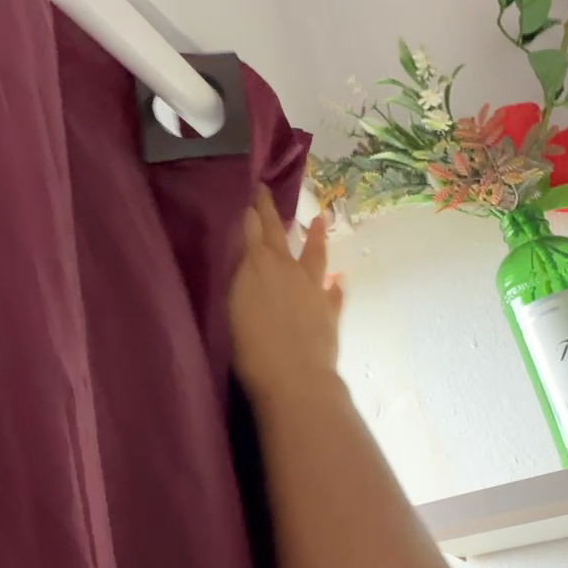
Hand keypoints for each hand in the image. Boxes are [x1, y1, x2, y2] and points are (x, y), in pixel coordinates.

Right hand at [229, 189, 343, 402]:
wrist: (294, 379)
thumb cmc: (249, 349)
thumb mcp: (229, 308)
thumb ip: (236, 278)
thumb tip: (241, 255)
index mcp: (257, 266)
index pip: (252, 227)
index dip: (250, 208)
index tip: (249, 188)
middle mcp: (286, 269)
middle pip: (278, 233)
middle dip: (270, 211)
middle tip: (266, 191)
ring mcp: (312, 288)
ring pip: (314, 254)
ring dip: (315, 237)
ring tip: (320, 220)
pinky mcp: (329, 311)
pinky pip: (334, 292)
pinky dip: (334, 286)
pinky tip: (338, 281)